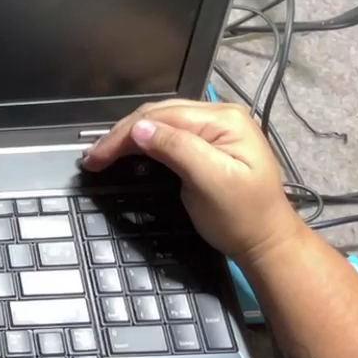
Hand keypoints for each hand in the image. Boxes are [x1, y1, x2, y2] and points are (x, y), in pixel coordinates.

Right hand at [80, 99, 307, 264]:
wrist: (266, 242)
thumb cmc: (241, 216)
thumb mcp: (210, 181)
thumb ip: (176, 149)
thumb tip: (138, 129)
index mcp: (224, 119)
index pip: (160, 117)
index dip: (122, 135)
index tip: (94, 159)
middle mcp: (219, 116)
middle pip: (157, 115)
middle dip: (120, 134)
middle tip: (91, 158)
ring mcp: (214, 129)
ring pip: (158, 123)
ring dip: (127, 137)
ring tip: (101, 154)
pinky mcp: (206, 144)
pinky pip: (166, 135)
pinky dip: (141, 143)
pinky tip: (126, 151)